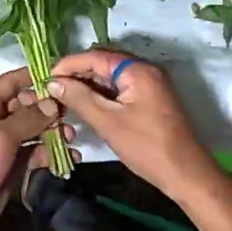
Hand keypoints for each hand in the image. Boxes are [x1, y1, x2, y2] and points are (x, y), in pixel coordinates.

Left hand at [0, 67, 74, 230]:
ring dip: (53, 132)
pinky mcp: (12, 163)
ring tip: (70, 138)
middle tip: (70, 114)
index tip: (61, 75)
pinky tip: (69, 158)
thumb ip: (28, 118)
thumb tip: (53, 103)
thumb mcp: (0, 136)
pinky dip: (50, 153)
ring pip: (33, 129)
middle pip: (25, 105)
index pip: (10, 82)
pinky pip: (35, 151)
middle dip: (48, 109)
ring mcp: (2, 142)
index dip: (34, 76)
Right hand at [47, 50, 223, 203]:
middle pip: (103, 62)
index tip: (45, 78)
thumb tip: (53, 82)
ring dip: (88, 83)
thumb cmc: (147, 147)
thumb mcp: (107, 122)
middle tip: (53, 88)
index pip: (95, 57)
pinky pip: (120, 86)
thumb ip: (79, 98)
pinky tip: (85, 103)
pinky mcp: (151, 97)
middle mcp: (145, 69)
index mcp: (137, 70)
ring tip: (64, 96)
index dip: (68, 65)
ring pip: (111, 75)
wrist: (186, 174)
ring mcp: (150, 83)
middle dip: (77, 73)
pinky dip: (102, 92)